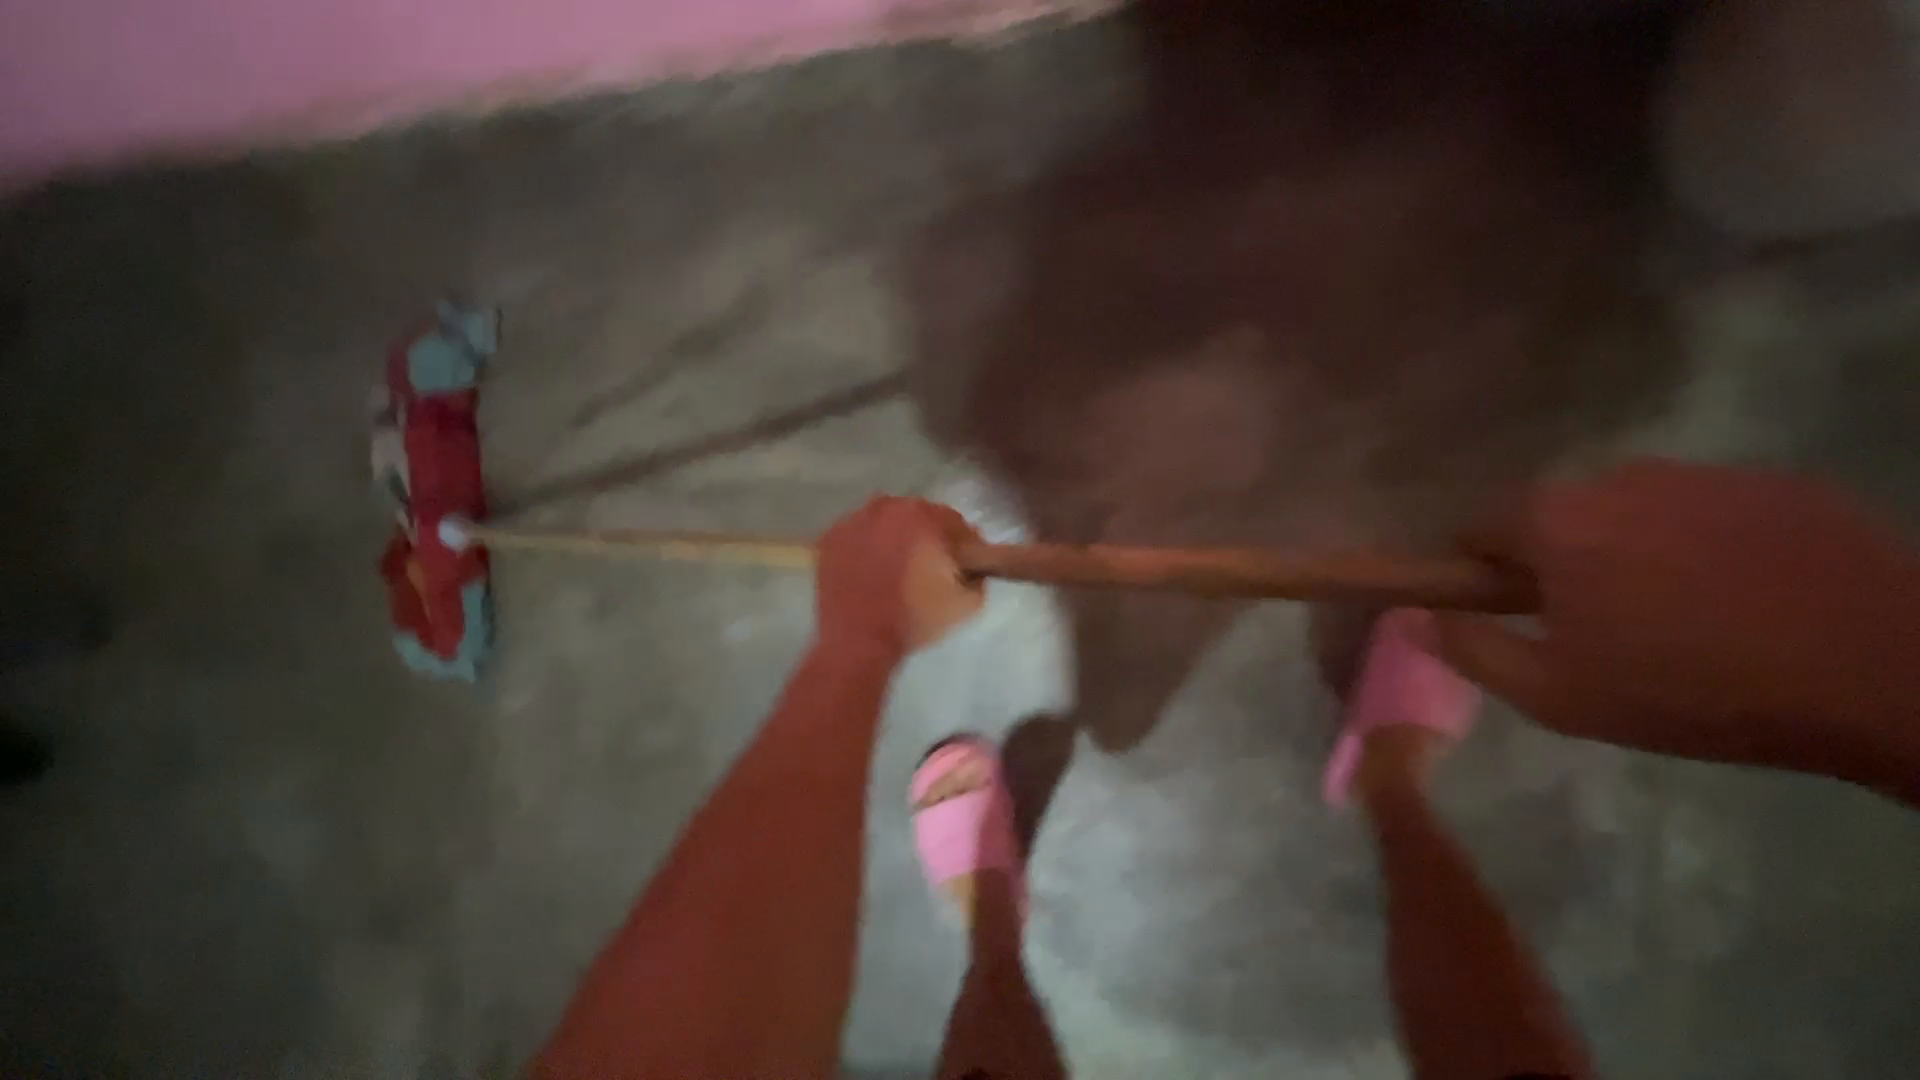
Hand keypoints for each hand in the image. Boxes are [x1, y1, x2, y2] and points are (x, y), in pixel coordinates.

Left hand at [815, 496, 985, 660]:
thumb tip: (972, 565)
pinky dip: (867, 547)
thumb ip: (978, 573)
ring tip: (898, 570)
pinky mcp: (830, 538)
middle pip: (918, 517)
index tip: (963, 565)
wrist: (859, 640)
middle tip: (931, 569)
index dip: (963, 545)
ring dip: (896, 539)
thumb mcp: (968, 601)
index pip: (955, 522)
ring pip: (886, 523)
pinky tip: (871, 571)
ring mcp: (854, 520)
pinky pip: (859, 536)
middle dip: (928, 538)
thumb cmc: (916, 617)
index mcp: (924, 515)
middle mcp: (887, 506)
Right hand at [1432, 461, 1919, 784]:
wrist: (1890, 675)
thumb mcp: (1556, 694)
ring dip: (1626, 550)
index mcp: (1553, 521)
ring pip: (1628, 510)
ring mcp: (1701, 475)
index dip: (1477, 574)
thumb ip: (1469, 649)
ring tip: (1675, 613)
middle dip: (1555, 561)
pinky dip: (1697, 544)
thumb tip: (1409, 617)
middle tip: (1594, 626)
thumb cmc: (1692, 688)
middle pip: (1553, 516)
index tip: (1507, 616)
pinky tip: (1739, 595)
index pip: (1475, 528)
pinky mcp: (1775, 484)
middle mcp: (1616, 478)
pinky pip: (1700, 510)